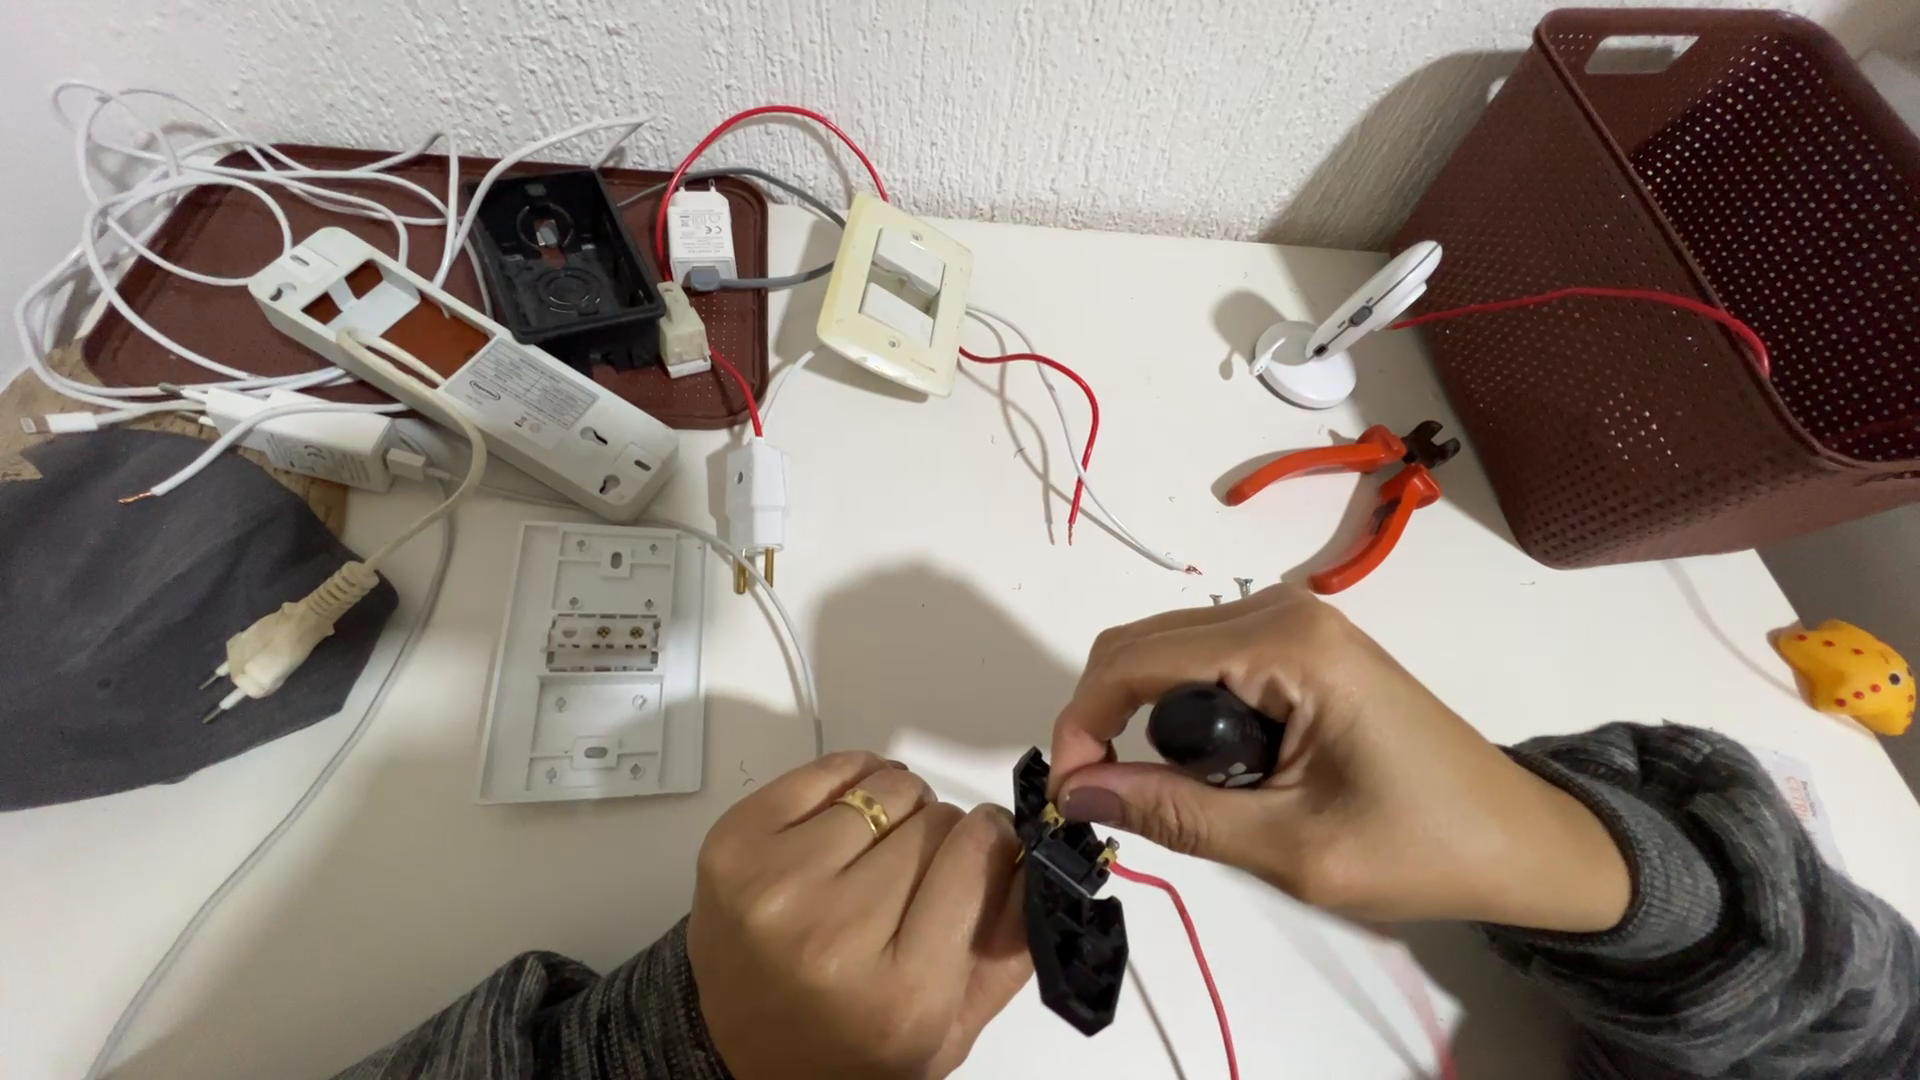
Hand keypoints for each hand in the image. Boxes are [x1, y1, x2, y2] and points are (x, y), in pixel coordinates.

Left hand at [689, 752, 1031, 1079]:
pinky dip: (855, 780)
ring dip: (898, 807)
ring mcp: (776, 884)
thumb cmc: (852, 1041)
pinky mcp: (736, 842)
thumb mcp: (951, 1027)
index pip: (978, 852)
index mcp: (903, 993)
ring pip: (886, 787)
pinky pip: (831, 768)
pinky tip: (849, 821)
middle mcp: (835, 935)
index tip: (985, 846)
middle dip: (941, 833)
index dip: (991, 839)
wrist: (739, 1049)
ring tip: (880, 848)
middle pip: (934, 818)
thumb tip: (1035, 852)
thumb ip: (1011, 944)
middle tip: (920, 868)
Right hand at [1049, 585, 1629, 930]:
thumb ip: (1172, 812)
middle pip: (1139, 643)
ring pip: (1160, 647)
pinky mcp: (1291, 638)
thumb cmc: (1422, 848)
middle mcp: (1278, 609)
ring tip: (1163, 786)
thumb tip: (1073, 792)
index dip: (1085, 721)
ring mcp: (1286, 617)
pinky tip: (1203, 757)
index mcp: (1285, 644)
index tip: (1071, 791)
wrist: (1525, 840)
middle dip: (1101, 715)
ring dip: (1137, 713)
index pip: (1137, 661)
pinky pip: (1196, 655)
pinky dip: (1172, 704)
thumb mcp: (1289, 847)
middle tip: (1102, 793)